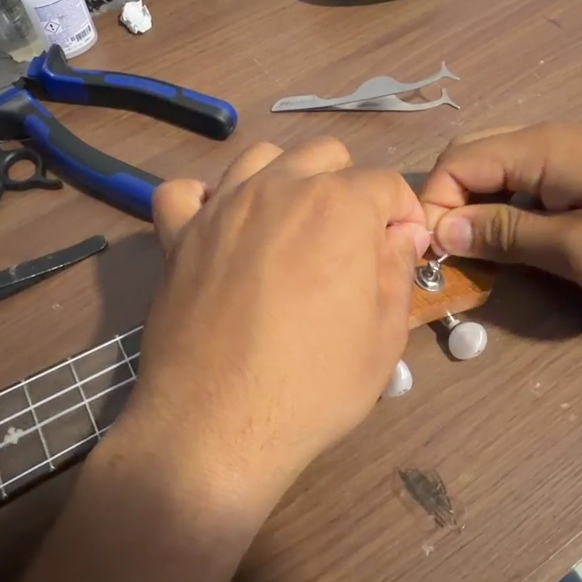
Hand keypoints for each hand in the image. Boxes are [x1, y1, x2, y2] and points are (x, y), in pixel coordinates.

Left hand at [109, 139, 430, 518]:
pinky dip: (203, 200)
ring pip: (260, 157)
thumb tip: (402, 234)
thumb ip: (397, 270)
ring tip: (290, 227)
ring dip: (285, 180)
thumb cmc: (312, 386)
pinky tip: (219, 228)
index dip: (403, 216)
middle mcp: (279, 187)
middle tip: (350, 242)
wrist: (216, 426)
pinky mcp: (178, 234)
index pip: (386, 184)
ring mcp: (222, 207)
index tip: (401, 251)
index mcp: (338, 206)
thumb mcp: (384, 337)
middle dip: (349, 187)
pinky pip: (184, 192)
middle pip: (325, 155)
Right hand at [419, 124, 581, 310]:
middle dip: (449, 202)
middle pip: (471, 157)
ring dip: (477, 207)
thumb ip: (508, 236)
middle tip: (452, 254)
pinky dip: (506, 209)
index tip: (436, 257)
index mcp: (541, 148)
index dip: (434, 206)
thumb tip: (443, 229)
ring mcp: (570, 156)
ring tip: (478, 254)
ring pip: (497, 170)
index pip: (456, 162)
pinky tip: (517, 243)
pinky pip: (526, 183)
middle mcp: (548, 141)